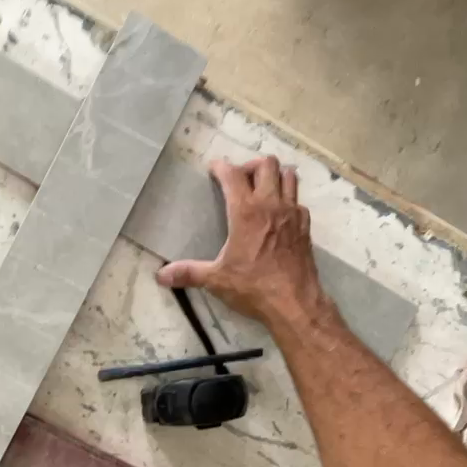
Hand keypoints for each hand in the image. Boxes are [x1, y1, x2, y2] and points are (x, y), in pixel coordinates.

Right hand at [155, 156, 334, 328]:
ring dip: (274, 175)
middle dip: (250, 165)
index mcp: (246, 213)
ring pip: (288, 175)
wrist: (293, 302)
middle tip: (239, 178)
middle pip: (266, 165)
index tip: (214, 167)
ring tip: (262, 187)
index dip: (222, 167)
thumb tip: (161, 276)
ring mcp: (292, 213)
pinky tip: (278, 213)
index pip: (233, 176)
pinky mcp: (304, 226)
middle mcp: (271, 205)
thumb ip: (188, 273)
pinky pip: (297, 200)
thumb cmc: (253, 287)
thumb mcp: (216, 280)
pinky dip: (288, 198)